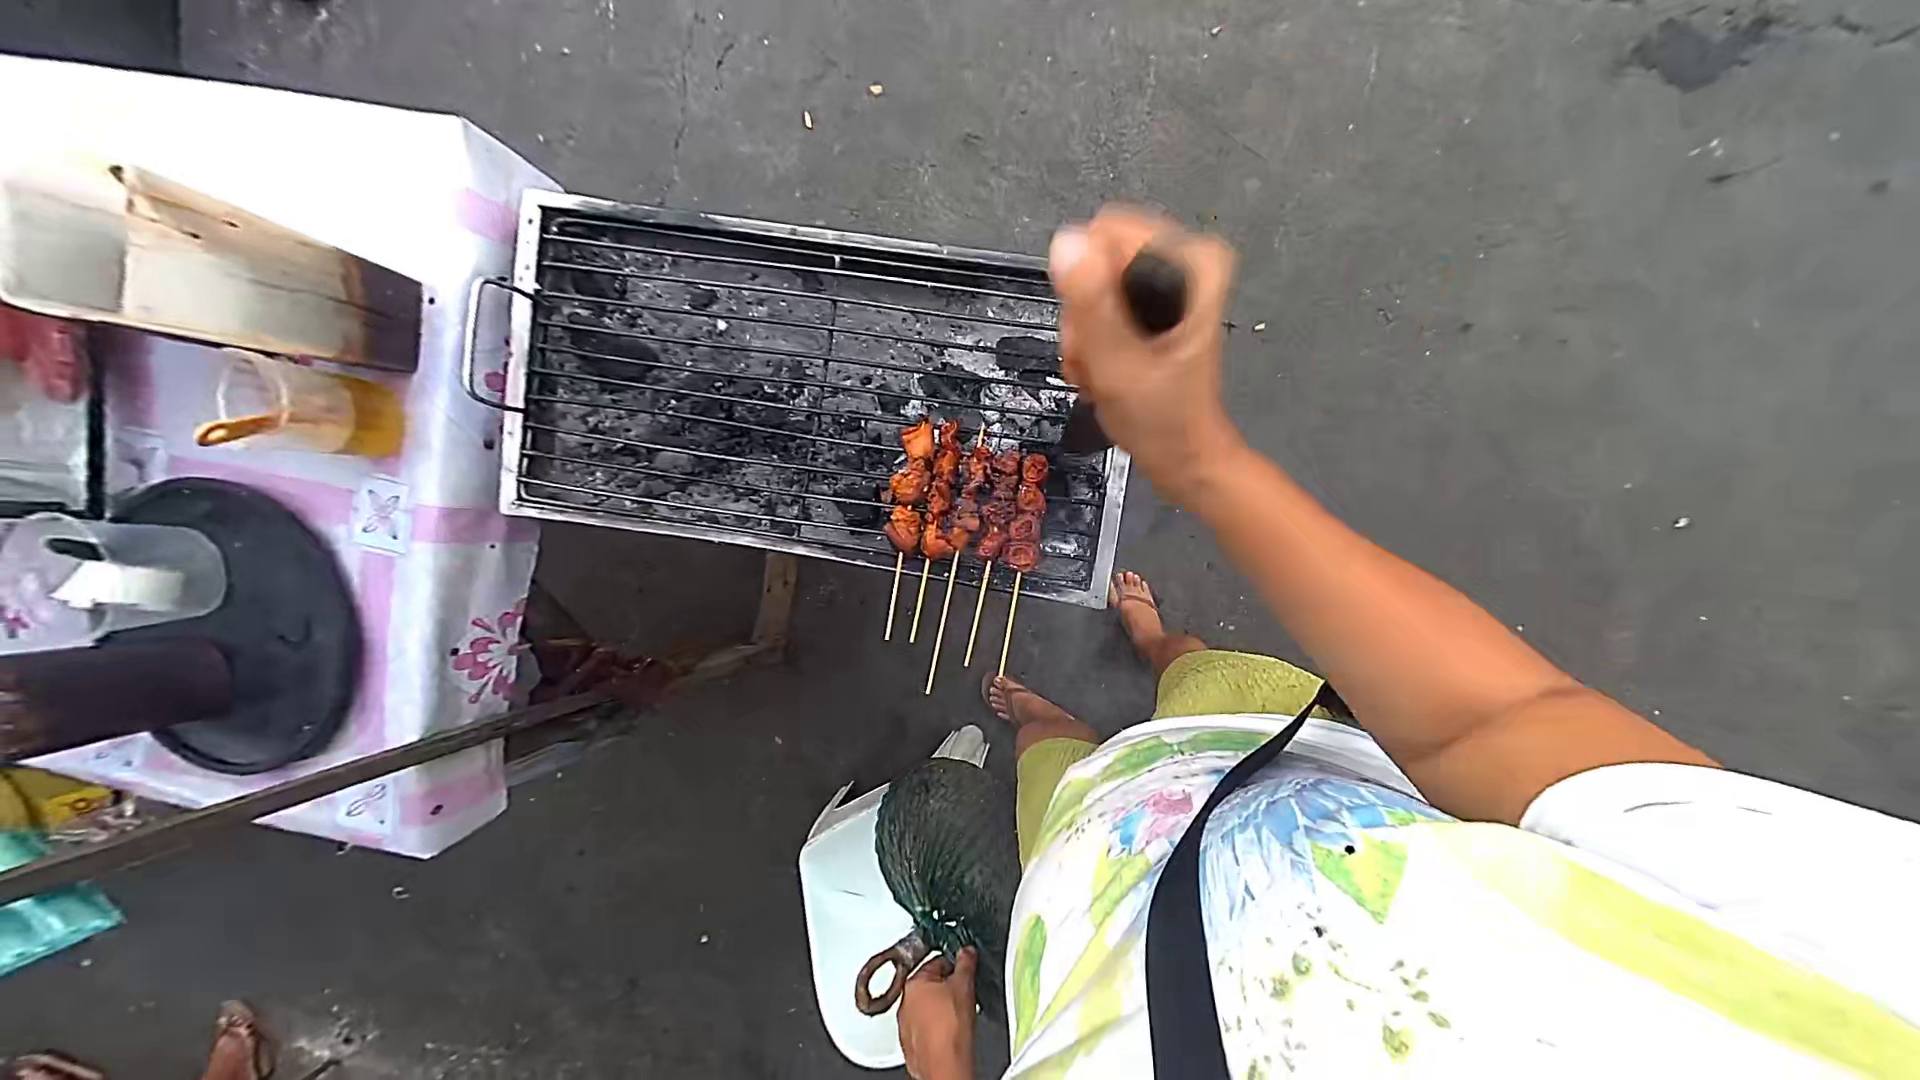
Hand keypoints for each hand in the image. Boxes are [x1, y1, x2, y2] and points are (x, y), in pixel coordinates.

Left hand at [897, 947, 976, 1079]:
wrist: (947, 1068)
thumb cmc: (951, 1030)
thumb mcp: (964, 985)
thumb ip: (966, 962)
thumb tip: (967, 952)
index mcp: (913, 983)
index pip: (936, 962)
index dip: (954, 966)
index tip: (963, 971)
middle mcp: (904, 1004)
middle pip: (929, 986)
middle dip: (946, 988)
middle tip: (961, 995)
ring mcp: (905, 1027)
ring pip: (926, 1009)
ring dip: (939, 1009)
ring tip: (957, 1016)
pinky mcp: (910, 1048)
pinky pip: (924, 1031)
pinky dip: (935, 1030)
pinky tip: (949, 1034)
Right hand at [1049, 206, 1245, 502]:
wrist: (1179, 454)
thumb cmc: (1160, 418)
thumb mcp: (1120, 362)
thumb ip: (1092, 303)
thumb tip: (1065, 242)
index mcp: (1193, 261)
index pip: (1106, 237)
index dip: (1089, 288)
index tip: (1102, 335)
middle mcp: (1182, 262)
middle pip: (1094, 263)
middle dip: (1086, 319)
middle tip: (1103, 361)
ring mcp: (1162, 284)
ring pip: (1086, 290)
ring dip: (1085, 339)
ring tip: (1105, 372)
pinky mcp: (1147, 305)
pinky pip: (1092, 309)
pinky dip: (1090, 346)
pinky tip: (1105, 372)